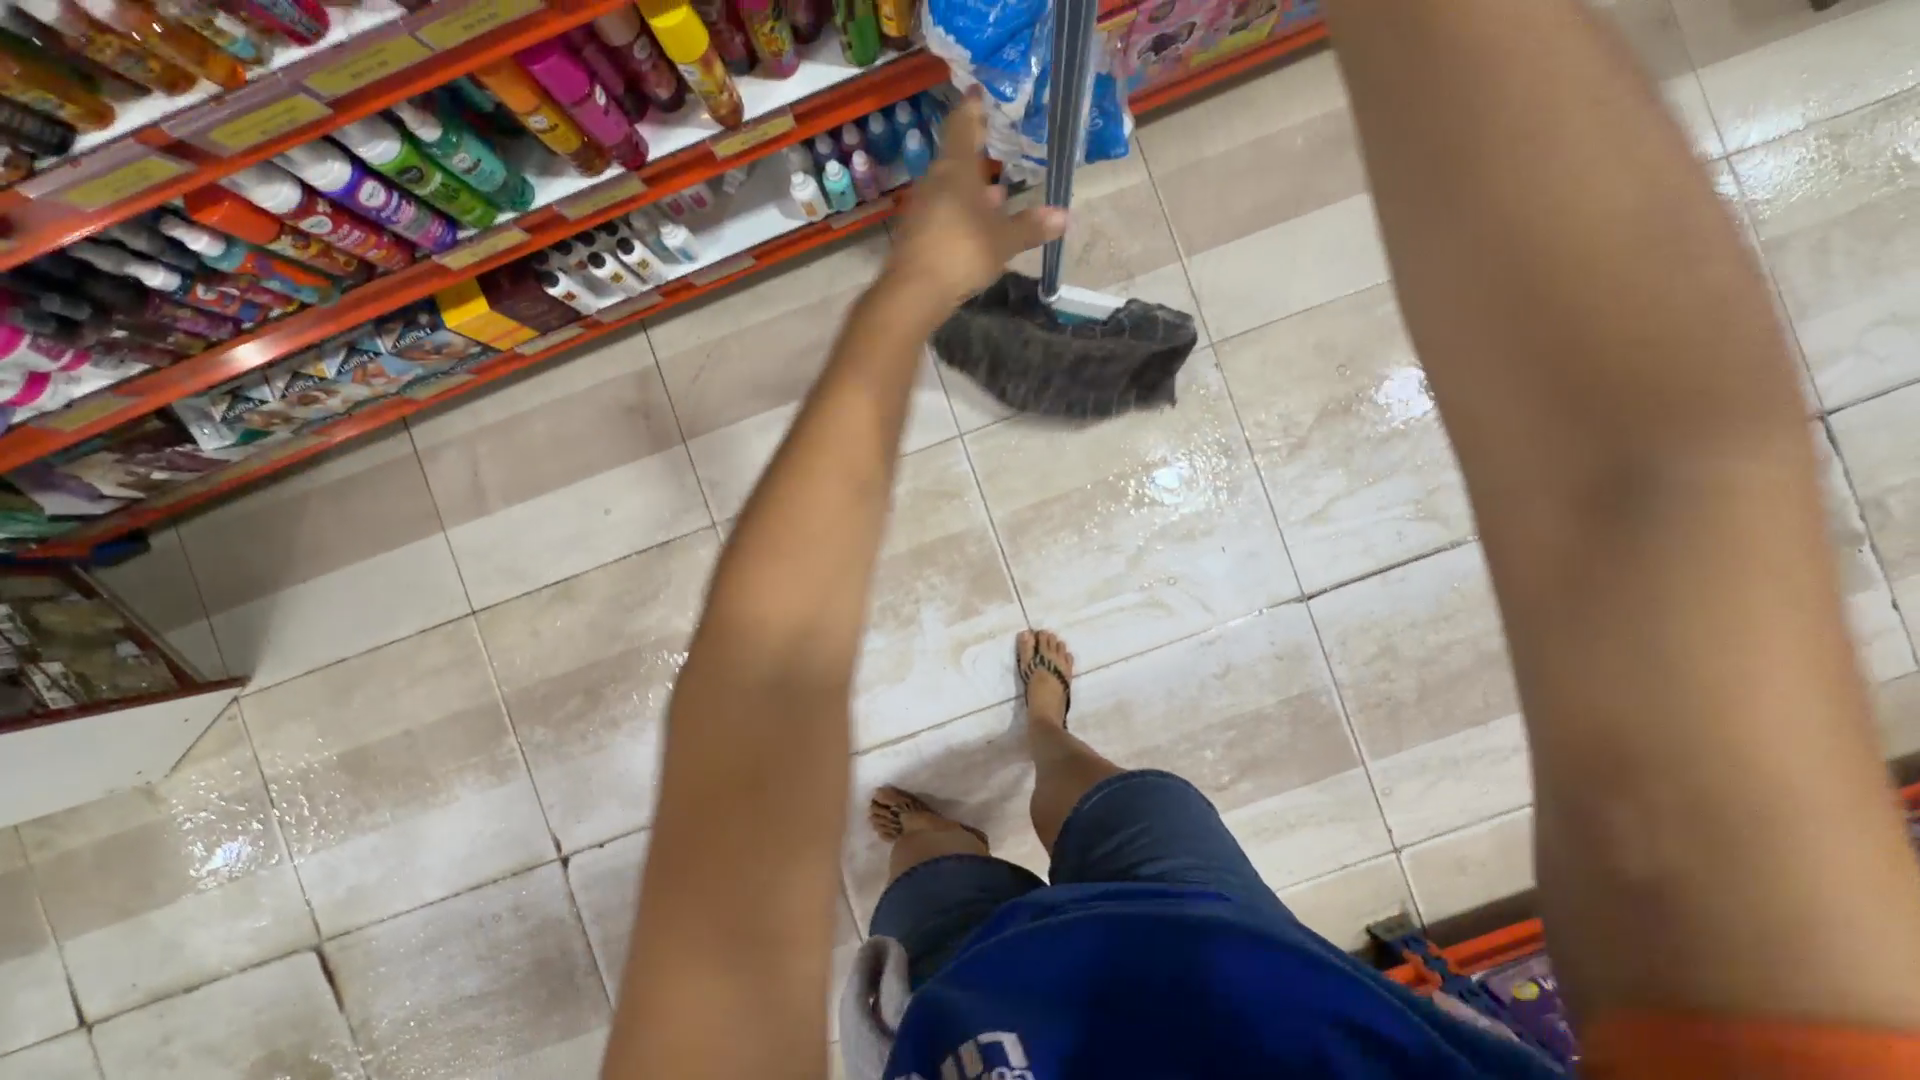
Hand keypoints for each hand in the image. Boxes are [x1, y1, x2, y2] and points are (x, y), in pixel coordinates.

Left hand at [881, 91, 1067, 315]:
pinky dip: (960, 214)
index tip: (977, 94)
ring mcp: (921, 208)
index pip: (962, 127)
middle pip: (956, 161)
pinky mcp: (916, 234)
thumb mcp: (1004, 241)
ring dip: (972, 192)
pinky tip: (975, 227)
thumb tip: (1063, 215)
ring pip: (950, 190)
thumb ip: (1031, 226)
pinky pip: (942, 213)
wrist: (914, 291)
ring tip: (996, 196)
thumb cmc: (962, 253)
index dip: (972, 110)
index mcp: (956, 171)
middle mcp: (935, 182)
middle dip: (978, 160)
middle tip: (996, 152)